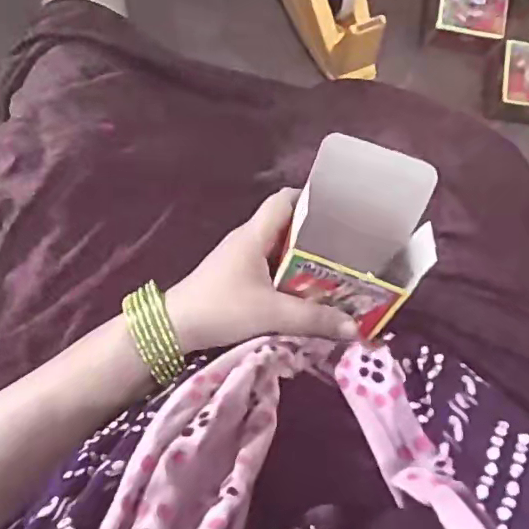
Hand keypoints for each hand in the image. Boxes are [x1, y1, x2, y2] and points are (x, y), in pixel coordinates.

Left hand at [165, 189, 360, 350]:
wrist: (174, 328)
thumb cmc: (221, 308)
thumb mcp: (271, 313)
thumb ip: (314, 319)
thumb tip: (355, 328)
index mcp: (254, 235)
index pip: (285, 200)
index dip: (311, 200)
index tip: (339, 214)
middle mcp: (247, 240)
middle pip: (287, 226)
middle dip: (315, 237)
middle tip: (346, 251)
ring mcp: (238, 259)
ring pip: (278, 250)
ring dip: (302, 261)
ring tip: (334, 273)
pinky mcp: (234, 278)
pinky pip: (268, 268)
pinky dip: (287, 276)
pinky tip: (304, 293)